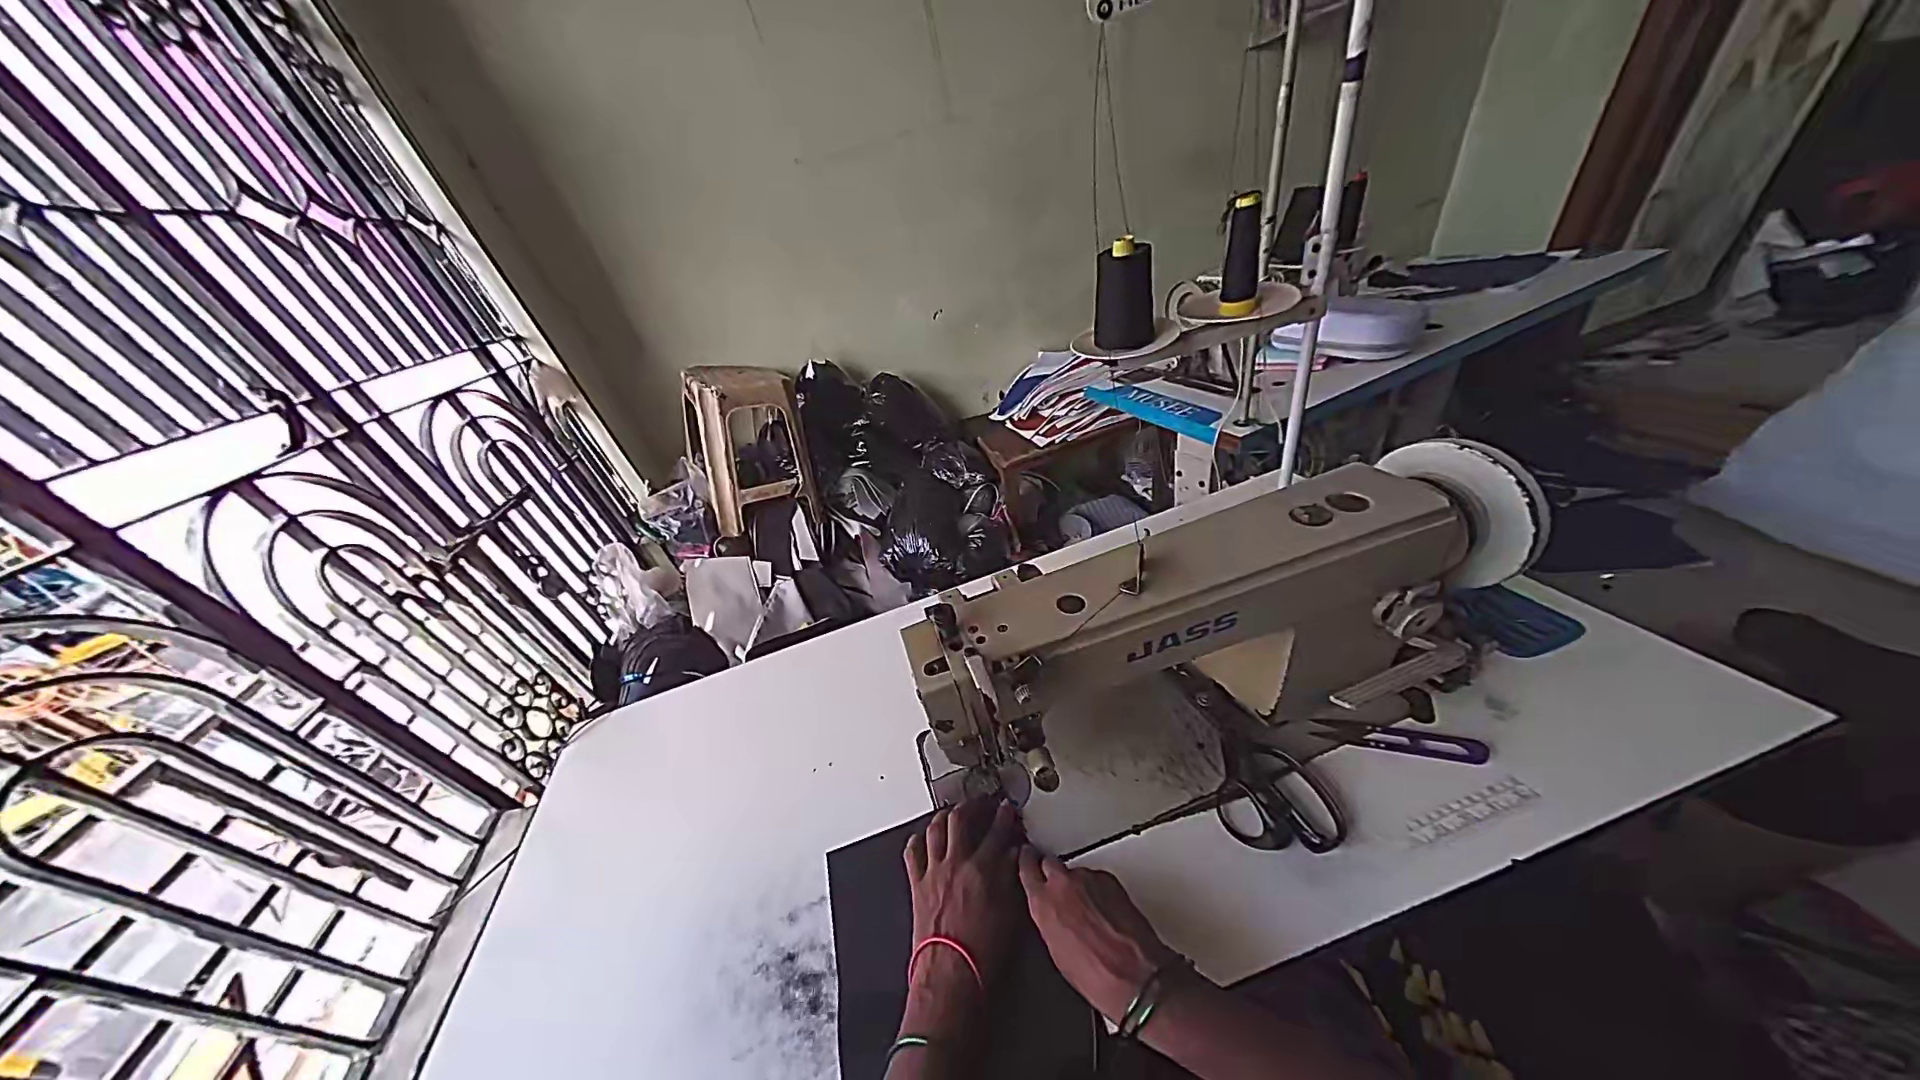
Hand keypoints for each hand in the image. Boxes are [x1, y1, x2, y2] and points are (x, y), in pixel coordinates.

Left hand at [903, 797, 1023, 985]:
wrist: (950, 975)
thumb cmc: (981, 953)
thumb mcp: (1010, 912)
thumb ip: (1010, 878)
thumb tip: (1013, 858)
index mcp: (982, 869)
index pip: (997, 831)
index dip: (1004, 816)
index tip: (1006, 809)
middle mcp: (956, 864)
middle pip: (961, 819)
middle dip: (972, 806)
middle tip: (980, 803)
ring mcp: (934, 872)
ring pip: (935, 829)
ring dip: (945, 816)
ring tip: (952, 811)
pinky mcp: (918, 885)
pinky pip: (913, 852)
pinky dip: (918, 840)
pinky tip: (922, 836)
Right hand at [1018, 845, 1181, 1020]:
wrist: (1134, 976)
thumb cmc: (1096, 975)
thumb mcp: (1055, 952)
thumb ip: (1047, 920)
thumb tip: (1050, 914)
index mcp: (1043, 903)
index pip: (1027, 867)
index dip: (1027, 862)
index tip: (1027, 858)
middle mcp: (1062, 884)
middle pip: (1050, 862)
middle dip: (1052, 872)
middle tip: (1058, 888)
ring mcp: (1088, 878)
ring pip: (1076, 872)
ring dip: (1079, 885)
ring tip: (1088, 910)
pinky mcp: (1110, 879)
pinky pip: (1097, 878)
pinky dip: (1098, 890)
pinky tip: (1104, 912)